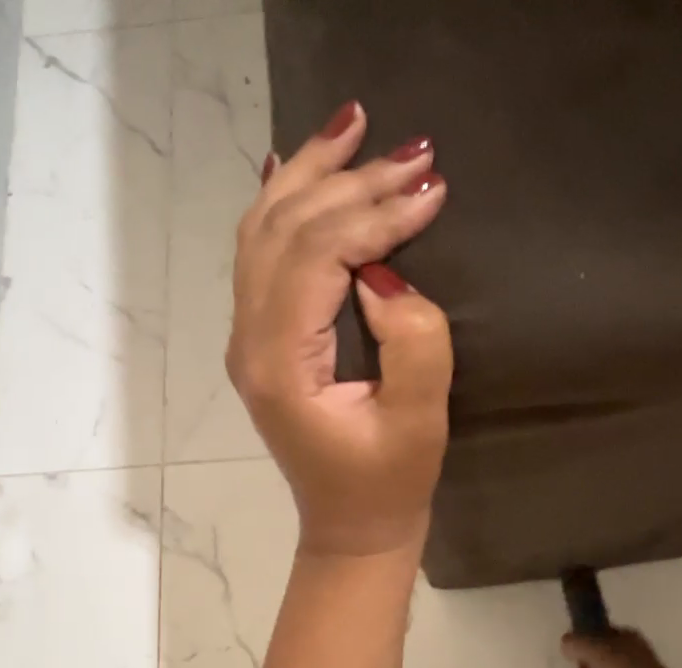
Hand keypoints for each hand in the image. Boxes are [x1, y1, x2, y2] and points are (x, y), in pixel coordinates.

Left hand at [228, 101, 452, 557]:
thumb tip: (385, 275)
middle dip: (350, 181)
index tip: (433, 190)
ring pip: (264, 229)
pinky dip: (282, 203)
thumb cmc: (387, 485)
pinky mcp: (261, 337)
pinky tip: (297, 167)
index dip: (376, 215)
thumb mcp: (418, 424)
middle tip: (413, 150)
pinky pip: (259, 252)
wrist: (349, 527)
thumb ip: (412, 345)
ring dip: (310, 175)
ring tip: (355, 126)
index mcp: (280, 361)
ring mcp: (247, 335)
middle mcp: (249, 338)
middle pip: (285, 228)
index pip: (319, 255)